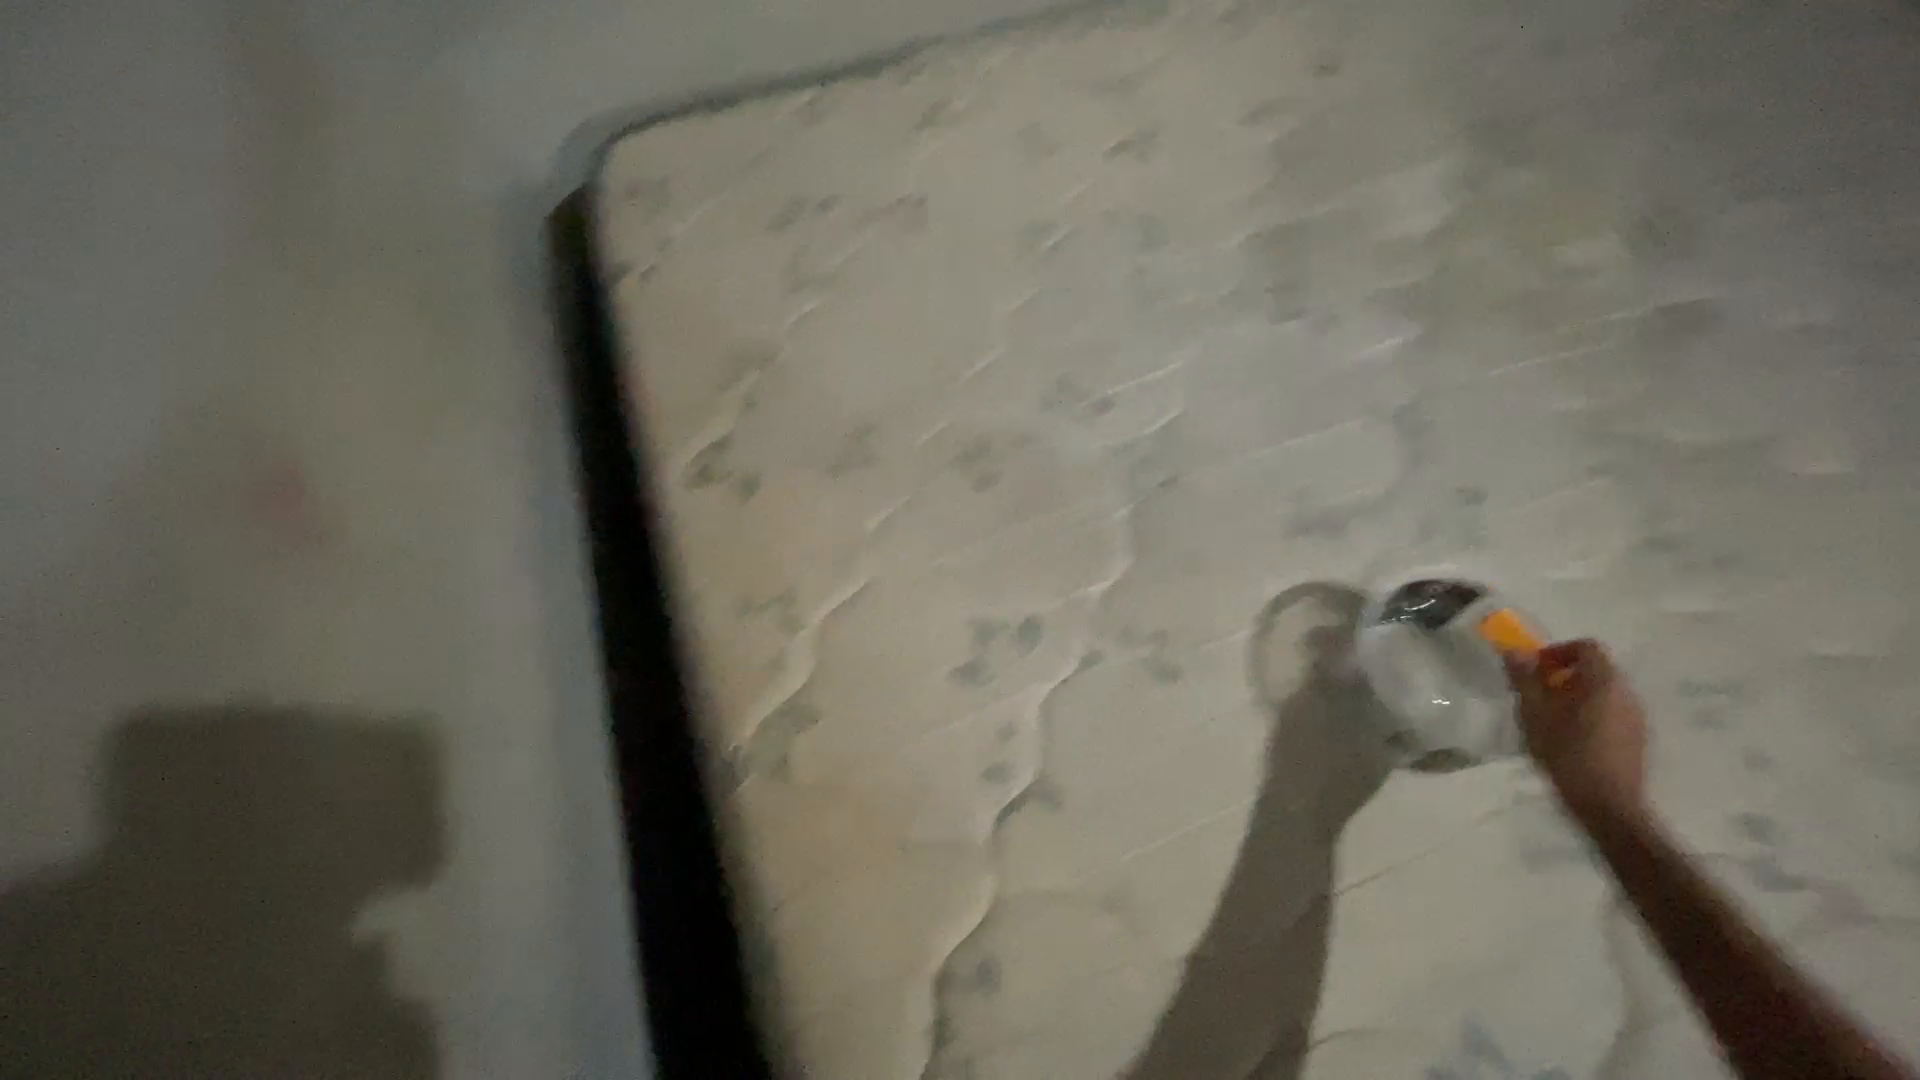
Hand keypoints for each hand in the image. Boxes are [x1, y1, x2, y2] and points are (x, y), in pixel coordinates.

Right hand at [1506, 639, 1648, 827]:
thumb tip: (1514, 651)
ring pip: (1604, 692)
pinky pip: (1612, 711)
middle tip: (1537, 695)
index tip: (1535, 671)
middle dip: (1564, 675)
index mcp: (1604, 682)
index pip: (1587, 647)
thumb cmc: (1567, 753)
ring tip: (1551, 718)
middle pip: (1596, 669)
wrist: (1608, 804)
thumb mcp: (1535, 713)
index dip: (1558, 652)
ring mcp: (1637, 717)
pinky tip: (1571, 738)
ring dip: (1576, 695)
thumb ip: (1525, 679)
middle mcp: (1628, 693)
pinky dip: (1590, 713)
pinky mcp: (1638, 738)